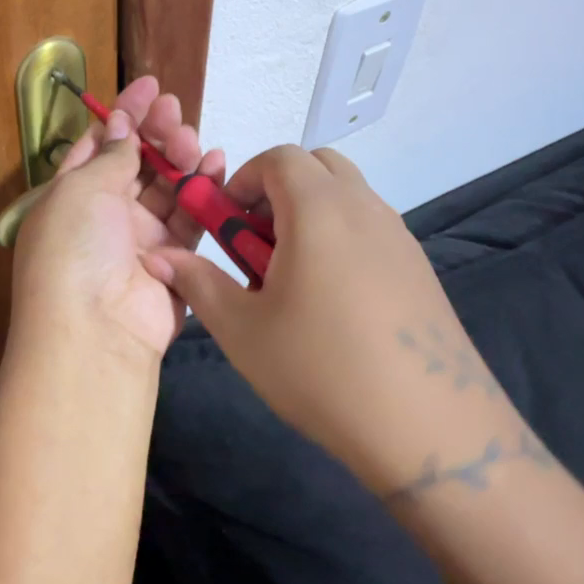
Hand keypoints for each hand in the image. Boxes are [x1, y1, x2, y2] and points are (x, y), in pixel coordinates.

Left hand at [10, 77, 225, 360]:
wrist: (94, 330)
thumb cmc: (73, 249)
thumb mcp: (80, 190)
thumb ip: (111, 156)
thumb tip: (122, 127)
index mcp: (70, 196)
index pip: (99, 146)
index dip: (124, 114)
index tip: (150, 86)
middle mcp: (103, 216)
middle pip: (136, 164)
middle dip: (155, 133)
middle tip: (175, 112)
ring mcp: (139, 238)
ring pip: (167, 187)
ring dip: (180, 158)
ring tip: (192, 140)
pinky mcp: (173, 259)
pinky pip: (190, 217)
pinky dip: (203, 189)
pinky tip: (215, 163)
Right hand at [143, 146, 512, 485]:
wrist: (426, 426)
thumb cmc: (318, 369)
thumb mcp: (241, 328)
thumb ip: (195, 282)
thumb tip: (156, 256)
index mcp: (319, 210)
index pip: (279, 158)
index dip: (243, 180)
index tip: (224, 224)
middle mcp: (365, 209)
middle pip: (318, 167)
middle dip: (277, 191)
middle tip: (253, 246)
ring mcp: (400, 238)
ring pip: (347, 199)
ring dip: (308, 217)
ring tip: (288, 283)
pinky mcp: (419, 269)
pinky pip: (370, 231)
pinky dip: (339, 241)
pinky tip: (329, 307)